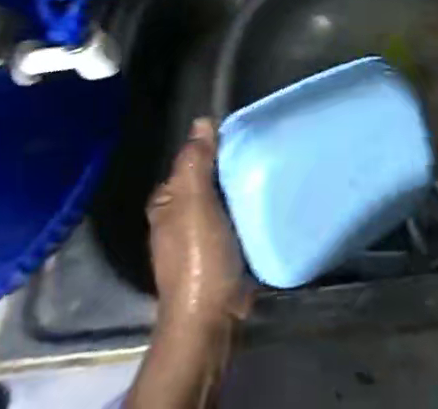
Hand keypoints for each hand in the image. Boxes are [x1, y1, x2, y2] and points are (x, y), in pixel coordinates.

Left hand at [147, 118, 249, 329]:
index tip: (244, 134)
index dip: (213, 146)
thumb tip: (201, 121)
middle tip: (264, 151)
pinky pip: (237, 217)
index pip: (190, 161)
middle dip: (230, 166)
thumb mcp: (195, 203)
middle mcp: (178, 217)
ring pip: (224, 198)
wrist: (212, 315)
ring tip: (272, 171)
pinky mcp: (221, 251)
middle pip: (208, 178)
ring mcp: (199, 236)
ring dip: (242, 187)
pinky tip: (269, 201)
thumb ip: (196, 164)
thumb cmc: (199, 256)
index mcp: (166, 203)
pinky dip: (249, 208)